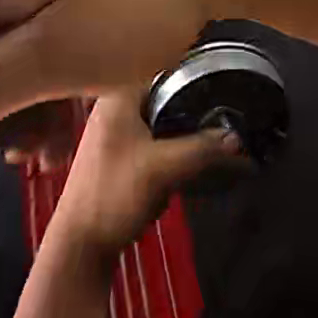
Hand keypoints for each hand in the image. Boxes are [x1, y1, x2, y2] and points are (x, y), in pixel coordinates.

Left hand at [47, 89, 242, 256]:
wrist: (79, 249)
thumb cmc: (112, 196)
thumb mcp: (163, 169)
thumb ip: (202, 149)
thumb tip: (237, 139)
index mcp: (118, 96)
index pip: (163, 67)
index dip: (192, 70)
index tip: (220, 76)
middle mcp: (114, 106)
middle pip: (165, 91)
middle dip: (193, 101)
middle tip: (222, 106)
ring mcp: (115, 131)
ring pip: (162, 115)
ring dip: (185, 124)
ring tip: (212, 129)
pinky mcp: (119, 155)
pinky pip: (156, 135)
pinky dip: (174, 141)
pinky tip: (191, 152)